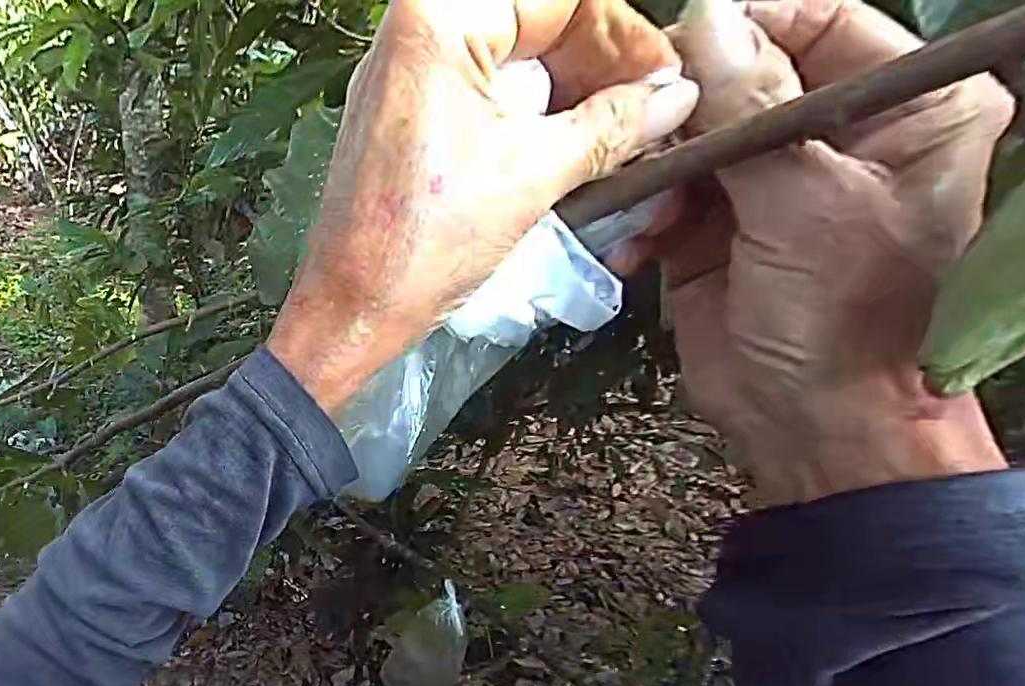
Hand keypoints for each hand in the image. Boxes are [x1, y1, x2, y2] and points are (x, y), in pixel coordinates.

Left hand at [267, 0, 699, 411]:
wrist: (350, 317)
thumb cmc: (424, 249)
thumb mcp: (530, 179)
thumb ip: (609, 126)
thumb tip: (674, 97)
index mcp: (438, 20)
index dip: (623, 37)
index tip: (662, 83)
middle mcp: (411, 36)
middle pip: (533, 24)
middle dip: (595, 68)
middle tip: (645, 115)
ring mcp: (400, 85)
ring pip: (507, 68)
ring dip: (563, 100)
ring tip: (611, 142)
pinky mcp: (399, 128)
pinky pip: (475, 104)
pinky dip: (521, 123)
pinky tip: (560, 154)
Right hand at [642, 0, 1012, 504]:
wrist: (803, 412)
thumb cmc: (837, 309)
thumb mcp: (805, 203)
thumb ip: (752, 115)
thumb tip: (702, 23)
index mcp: (900, 106)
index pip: (819, 27)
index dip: (748, 26)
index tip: (677, 40)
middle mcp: (826, 141)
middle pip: (739, 89)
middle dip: (684, 114)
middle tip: (638, 135)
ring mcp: (759, 194)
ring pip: (689, 152)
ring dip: (653, 178)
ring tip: (636, 212)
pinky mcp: (706, 241)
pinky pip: (661, 209)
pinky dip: (640, 224)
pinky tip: (630, 249)